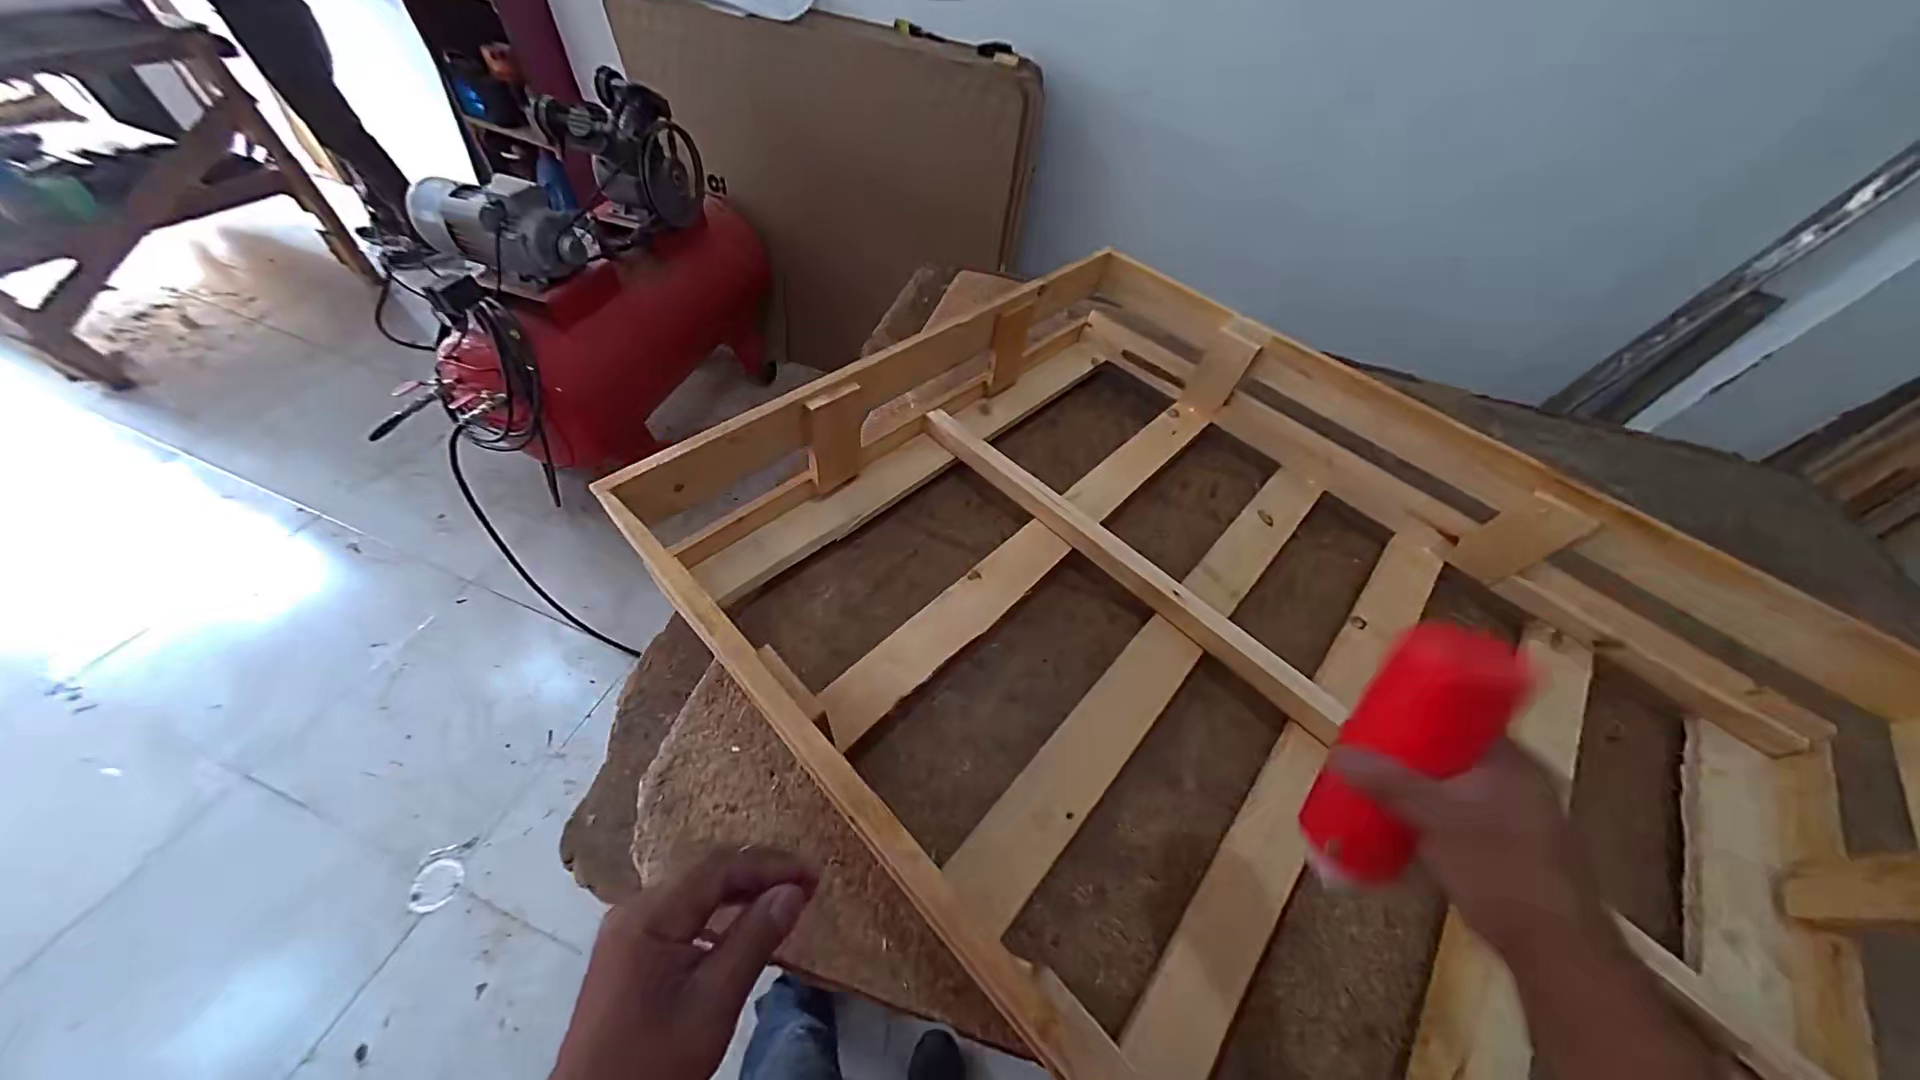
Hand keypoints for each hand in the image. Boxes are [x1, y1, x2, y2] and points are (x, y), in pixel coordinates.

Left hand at [551, 847, 817, 1079]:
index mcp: (650, 914)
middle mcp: (636, 909)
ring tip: (785, 901)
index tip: (814, 877)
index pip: (721, 867)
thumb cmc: (654, 1062)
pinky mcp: (632, 951)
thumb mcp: (714, 1002)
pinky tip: (745, 926)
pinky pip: (685, 913)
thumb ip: (756, 938)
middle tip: (806, 886)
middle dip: (761, 874)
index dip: (772, 866)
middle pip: (708, 873)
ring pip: (698, 891)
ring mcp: (630, 929)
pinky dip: (721, 912)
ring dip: (743, 892)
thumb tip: (794, 891)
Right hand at [1329, 738, 1600, 955]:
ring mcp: (1512, 821)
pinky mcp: (1501, 853)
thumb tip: (1337, 752)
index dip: (1420, 713)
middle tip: (1366, 751)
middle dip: (1406, 755)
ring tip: (1369, 784)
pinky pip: (1450, 820)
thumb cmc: (1501, 868)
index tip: (1380, 714)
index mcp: (1513, 765)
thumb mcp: (1437, 817)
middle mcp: (1517, 786)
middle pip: (1449, 755)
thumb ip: (1387, 783)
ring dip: (1410, 789)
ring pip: (1448, 790)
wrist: (1551, 949)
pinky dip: (1422, 818)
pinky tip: (1392, 824)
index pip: (1463, 720)